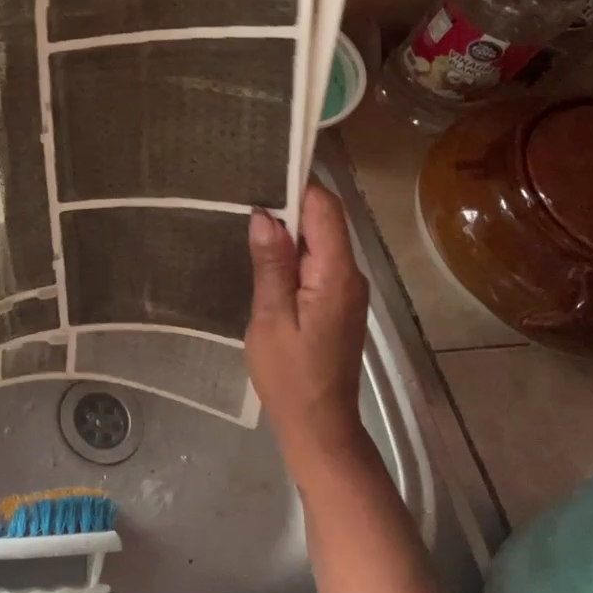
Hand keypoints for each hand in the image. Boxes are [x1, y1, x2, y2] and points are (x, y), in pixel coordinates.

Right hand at [247, 184, 371, 473]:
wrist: (318, 424)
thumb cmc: (290, 374)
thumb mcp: (271, 318)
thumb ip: (272, 264)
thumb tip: (265, 216)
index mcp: (336, 275)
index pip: (325, 210)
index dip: (298, 185)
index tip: (261, 169)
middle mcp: (350, 274)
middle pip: (325, 220)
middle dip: (289, 201)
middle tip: (243, 187)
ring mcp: (345, 288)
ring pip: (321, 239)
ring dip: (289, 225)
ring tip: (246, 212)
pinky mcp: (336, 300)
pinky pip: (317, 259)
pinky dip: (294, 248)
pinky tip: (264, 249)